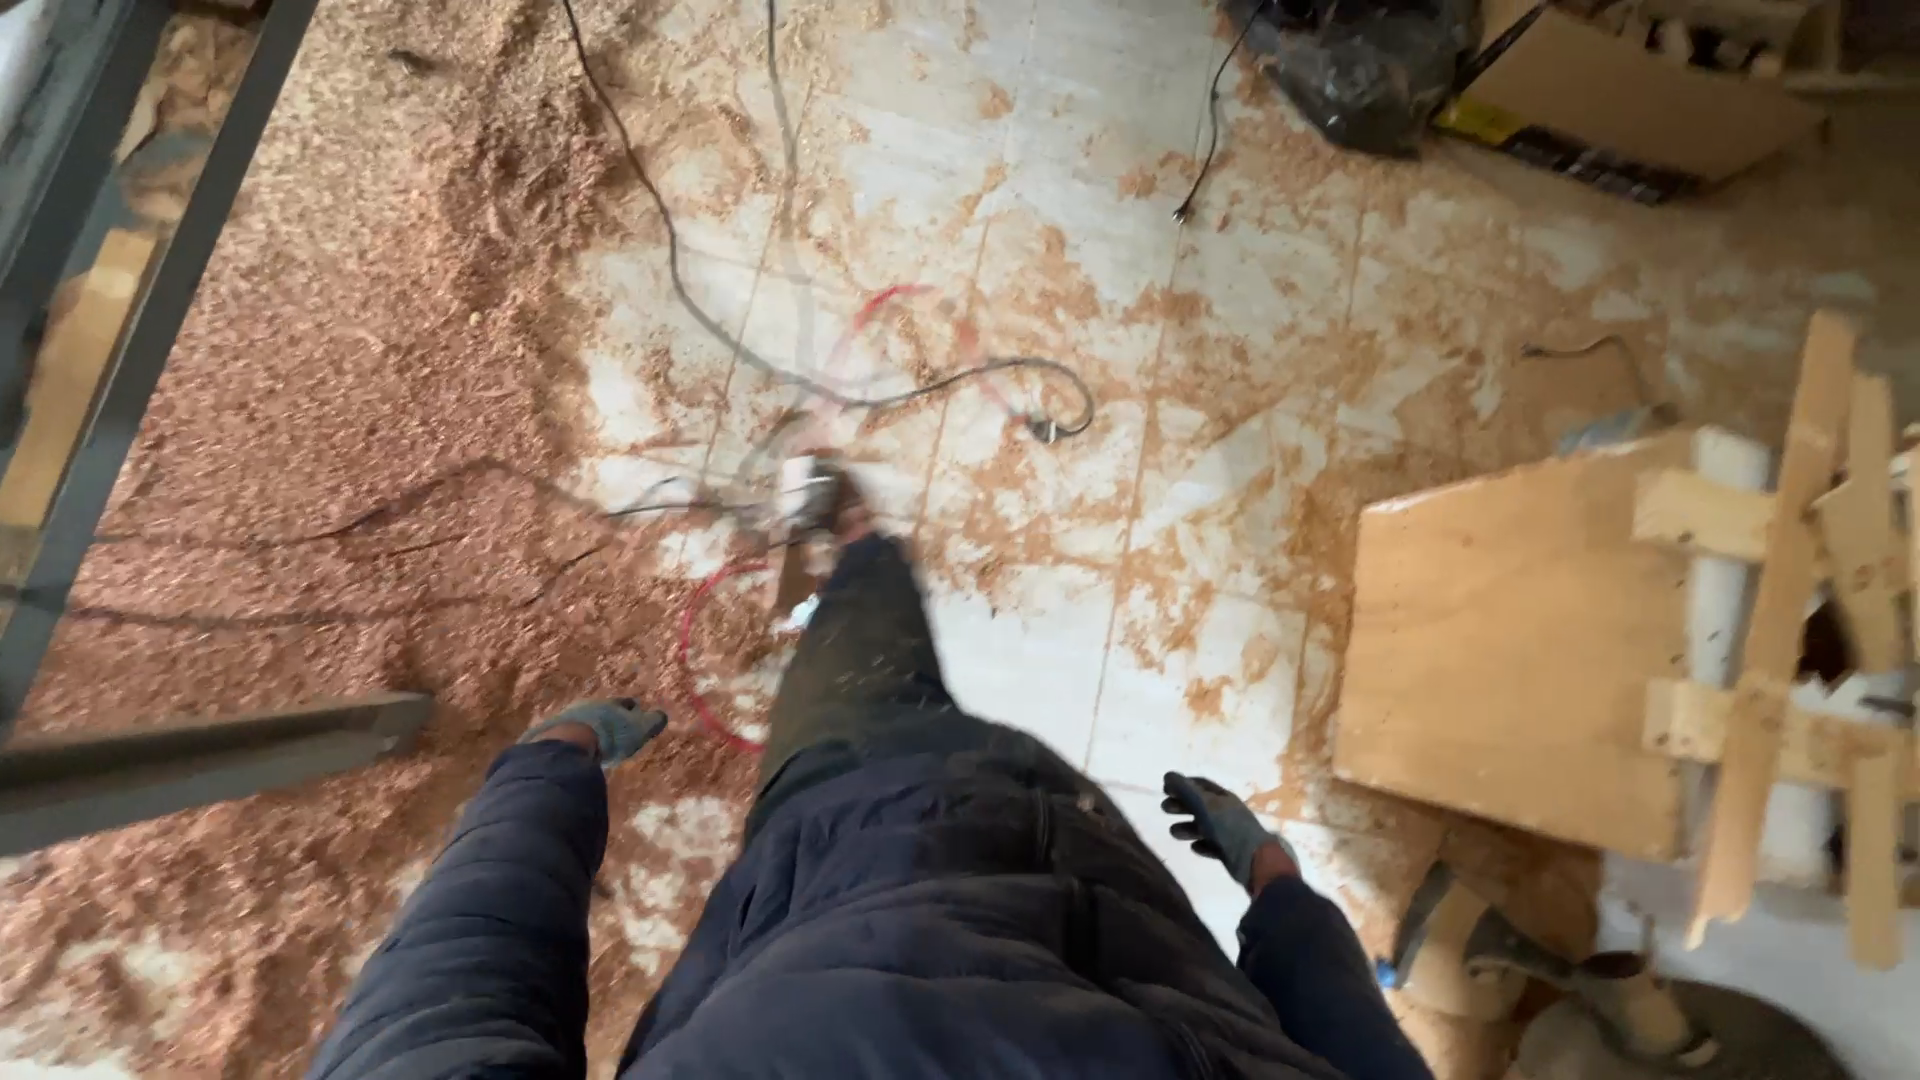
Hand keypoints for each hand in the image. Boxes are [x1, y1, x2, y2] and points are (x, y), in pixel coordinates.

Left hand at [522, 699, 666, 767]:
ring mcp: (565, 718)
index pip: (625, 703)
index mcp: (611, 704)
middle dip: (608, 718)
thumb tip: (662, 715)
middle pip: (601, 710)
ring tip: (593, 742)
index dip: (631, 710)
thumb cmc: (609, 737)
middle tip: (614, 730)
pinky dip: (571, 740)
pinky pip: (563, 735)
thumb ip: (652, 722)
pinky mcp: (547, 733)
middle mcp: (588, 706)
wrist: (566, 746)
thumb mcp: (639, 730)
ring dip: (588, 729)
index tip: (635, 715)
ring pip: (581, 721)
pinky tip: (572, 751)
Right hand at [1162, 772, 1291, 893]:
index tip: (1165, 788)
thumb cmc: (1230, 828)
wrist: (1256, 861)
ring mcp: (1229, 832)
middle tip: (1164, 808)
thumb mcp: (1205, 806)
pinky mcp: (1230, 851)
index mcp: (1223, 797)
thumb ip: (1186, 791)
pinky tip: (1194, 848)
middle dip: (1181, 805)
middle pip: (1200, 805)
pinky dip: (1201, 844)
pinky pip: (1211, 845)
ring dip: (1187, 827)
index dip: (1182, 784)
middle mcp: (1226, 812)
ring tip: (1173, 832)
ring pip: (1203, 826)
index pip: (1200, 784)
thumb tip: (1168, 775)